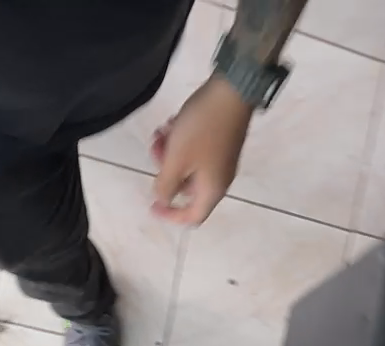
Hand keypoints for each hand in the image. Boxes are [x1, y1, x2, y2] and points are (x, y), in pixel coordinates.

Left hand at [151, 76, 253, 224]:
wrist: (233, 90)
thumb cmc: (203, 128)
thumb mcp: (177, 158)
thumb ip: (165, 185)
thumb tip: (162, 199)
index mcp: (211, 191)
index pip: (192, 217)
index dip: (170, 216)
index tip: (152, 205)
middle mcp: (219, 181)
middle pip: (186, 190)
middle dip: (166, 173)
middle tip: (156, 149)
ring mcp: (221, 161)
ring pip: (188, 168)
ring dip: (171, 154)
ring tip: (162, 132)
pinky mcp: (220, 143)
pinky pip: (197, 153)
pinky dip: (182, 143)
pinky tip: (174, 123)